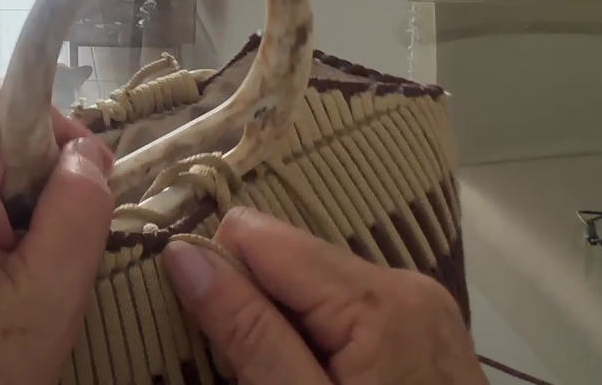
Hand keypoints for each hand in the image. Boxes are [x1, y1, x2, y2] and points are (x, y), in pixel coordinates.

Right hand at [162, 207, 483, 384]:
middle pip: (281, 254)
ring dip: (282, 325)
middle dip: (255, 307)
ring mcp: (417, 307)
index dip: (224, 280)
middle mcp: (401, 282)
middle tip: (259, 377)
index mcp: (376, 295)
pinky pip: (337, 305)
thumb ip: (246, 331)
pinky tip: (325, 384)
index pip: (252, 232)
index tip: (227, 345)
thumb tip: (181, 252)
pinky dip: (314, 337)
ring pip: (304, 280)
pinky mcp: (420, 331)